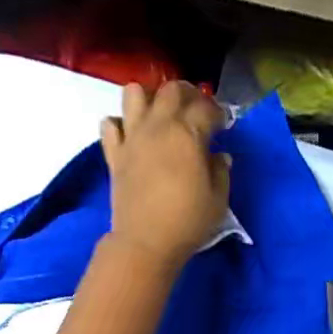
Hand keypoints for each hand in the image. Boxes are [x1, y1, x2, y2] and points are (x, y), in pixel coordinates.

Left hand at [99, 81, 230, 267]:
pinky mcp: (114, 154)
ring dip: (148, 97)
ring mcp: (132, 137)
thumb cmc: (187, 223)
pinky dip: (119, 124)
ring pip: (134, 93)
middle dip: (187, 94)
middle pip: (171, 90)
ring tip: (158, 114)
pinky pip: (110, 125)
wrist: (145, 243)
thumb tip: (219, 156)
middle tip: (194, 109)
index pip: (205, 107)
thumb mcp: (218, 201)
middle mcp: (158, 125)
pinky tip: (130, 135)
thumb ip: (220, 173)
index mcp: (188, 133)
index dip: (217, 112)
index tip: (223, 124)